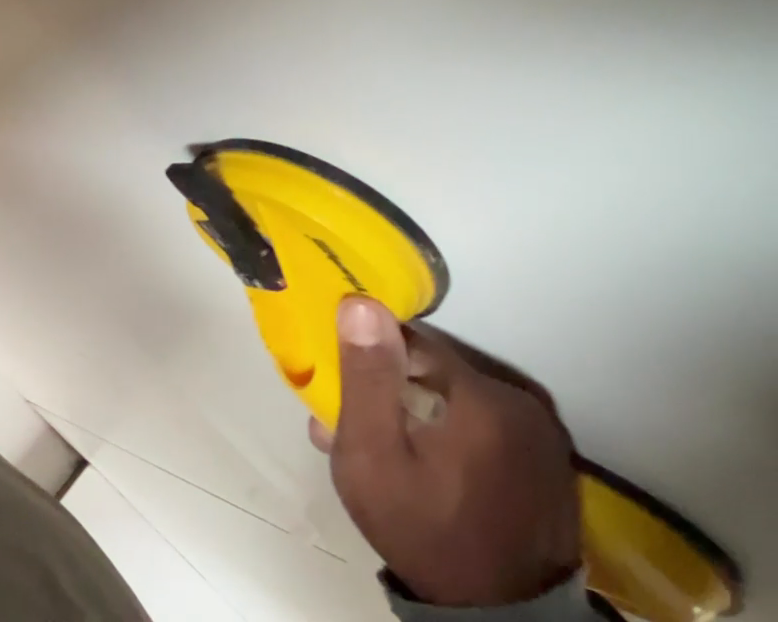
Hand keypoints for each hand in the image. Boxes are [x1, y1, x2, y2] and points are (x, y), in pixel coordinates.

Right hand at [314, 297, 579, 607]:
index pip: (411, 338)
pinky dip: (454, 430)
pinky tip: (432, 463)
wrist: (495, 609)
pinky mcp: (551, 460)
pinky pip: (488, 422)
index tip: (345, 391)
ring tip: (392, 449)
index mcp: (481, 395)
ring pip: (462, 394)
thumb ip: (366, 375)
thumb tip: (362, 303)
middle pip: (438, 366)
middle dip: (393, 385)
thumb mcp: (370, 452)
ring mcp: (545, 434)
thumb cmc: (419, 524)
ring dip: (422, 408)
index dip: (371, 357)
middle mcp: (522, 402)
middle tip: (359, 428)